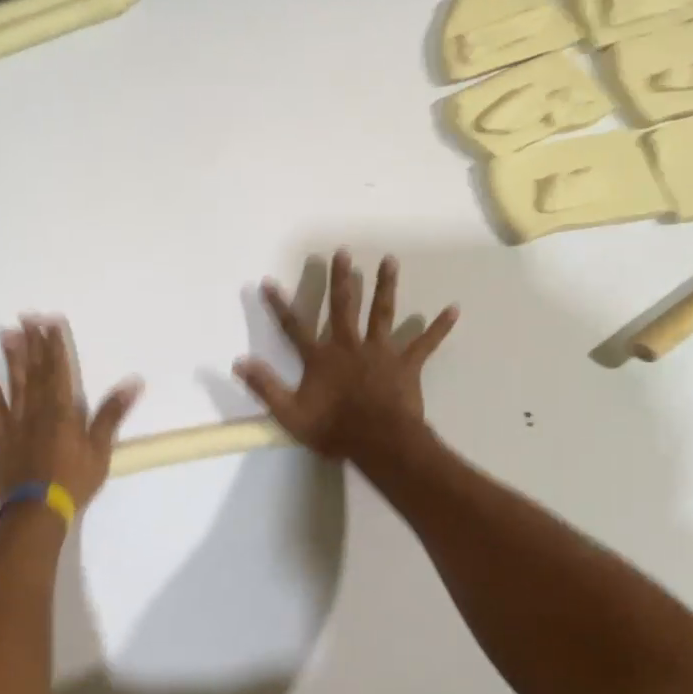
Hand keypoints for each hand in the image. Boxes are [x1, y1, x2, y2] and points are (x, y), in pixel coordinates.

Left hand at [0, 317, 142, 511]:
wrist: (37, 510)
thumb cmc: (74, 480)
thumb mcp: (100, 449)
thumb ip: (111, 413)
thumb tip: (133, 382)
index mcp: (63, 410)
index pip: (59, 369)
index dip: (55, 344)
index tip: (50, 321)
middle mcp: (37, 409)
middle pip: (35, 371)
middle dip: (32, 343)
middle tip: (25, 317)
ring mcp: (16, 423)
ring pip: (14, 385)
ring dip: (11, 360)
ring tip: (6, 335)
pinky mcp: (2, 439)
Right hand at [233, 250, 456, 467]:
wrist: (380, 442)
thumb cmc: (333, 429)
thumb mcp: (289, 413)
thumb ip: (264, 386)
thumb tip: (239, 362)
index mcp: (320, 358)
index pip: (294, 327)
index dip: (279, 305)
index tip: (268, 282)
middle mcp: (349, 345)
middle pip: (344, 306)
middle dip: (342, 278)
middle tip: (344, 251)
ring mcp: (380, 352)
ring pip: (383, 312)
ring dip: (386, 286)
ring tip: (390, 261)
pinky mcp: (406, 365)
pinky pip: (425, 343)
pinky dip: (438, 327)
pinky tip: (453, 310)